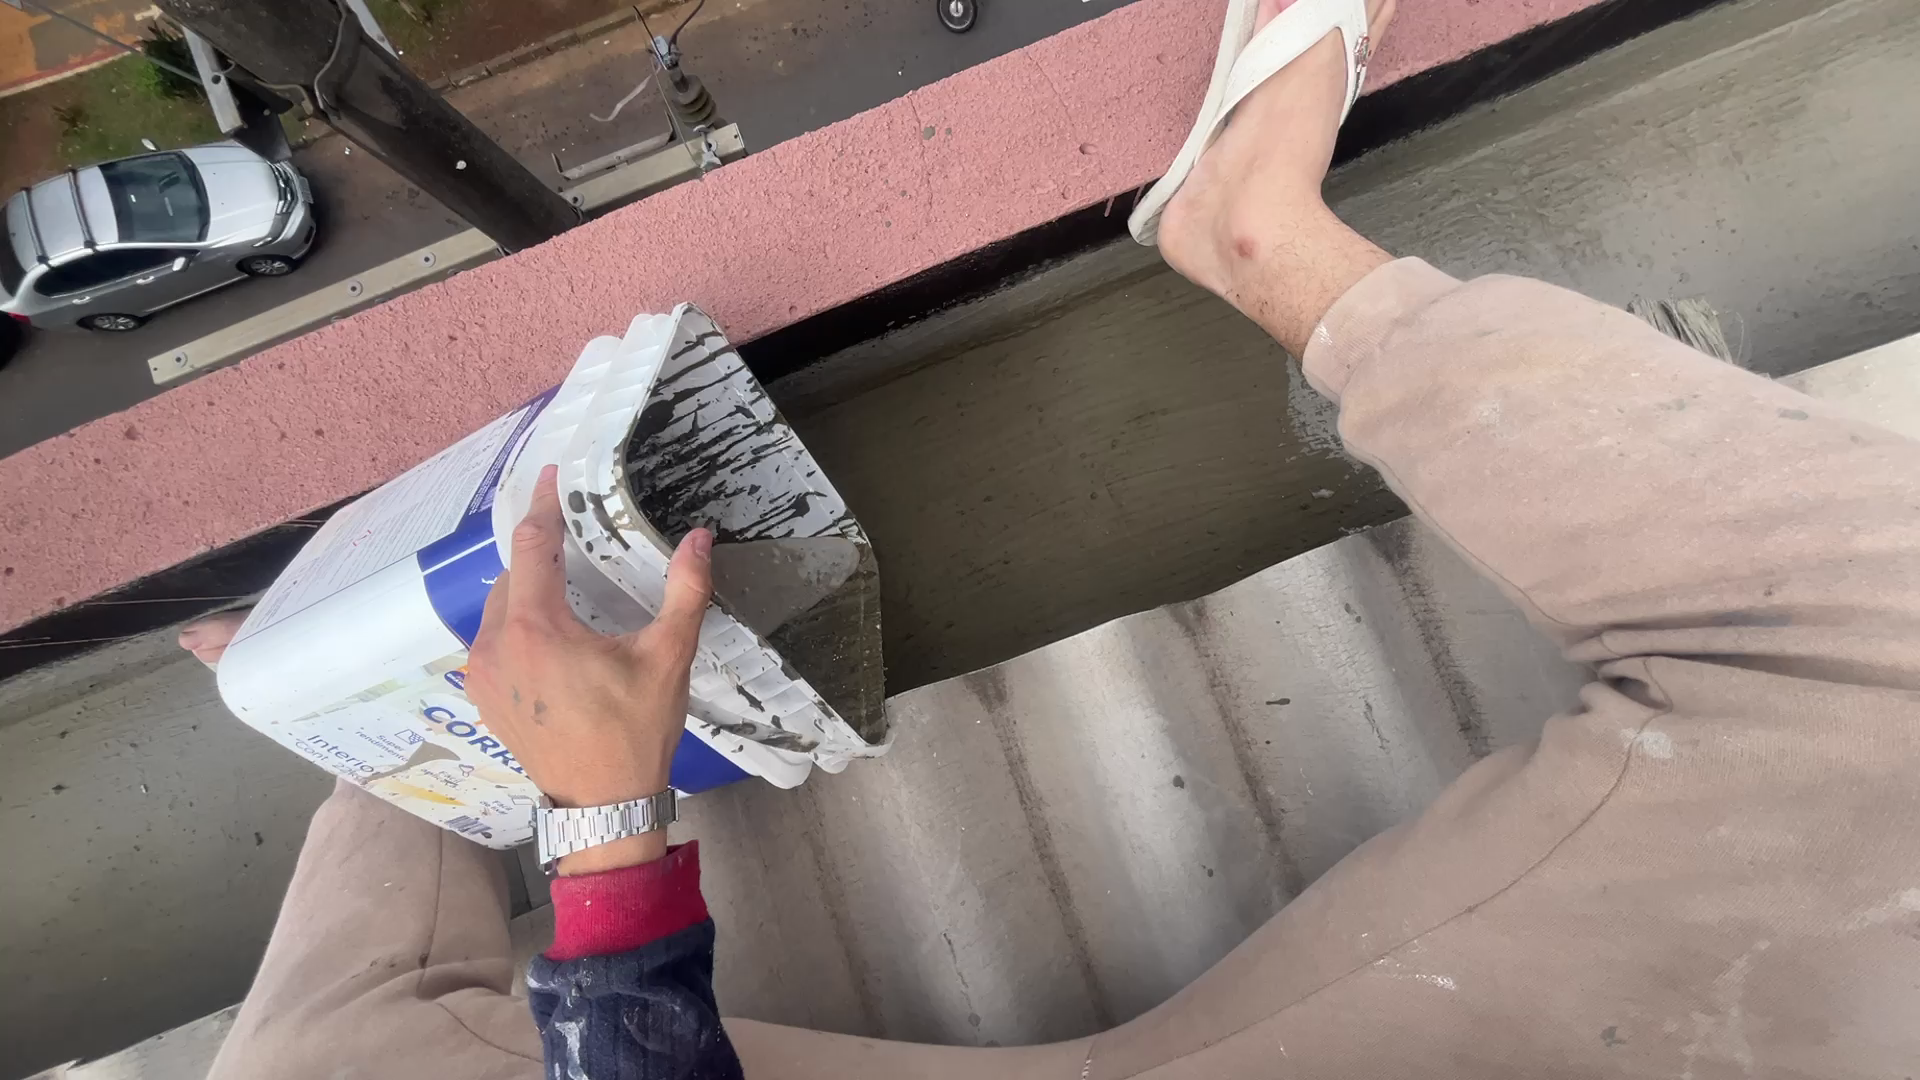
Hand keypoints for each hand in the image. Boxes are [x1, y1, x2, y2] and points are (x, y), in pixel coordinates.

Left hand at [467, 464, 712, 873]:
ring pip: (499, 606)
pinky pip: (494, 637)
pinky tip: (551, 625)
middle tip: (573, 527)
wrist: (603, 802)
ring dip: (530, 584)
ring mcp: (482, 674)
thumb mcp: (669, 655)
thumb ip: (686, 590)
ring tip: (567, 574)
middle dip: (540, 546)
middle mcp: (495, 644)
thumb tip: (701, 537)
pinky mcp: (484, 696)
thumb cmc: (636, 727)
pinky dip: (518, 616)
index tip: (552, 473)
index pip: (532, 546)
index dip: (543, 506)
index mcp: (537, 628)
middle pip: (513, 574)